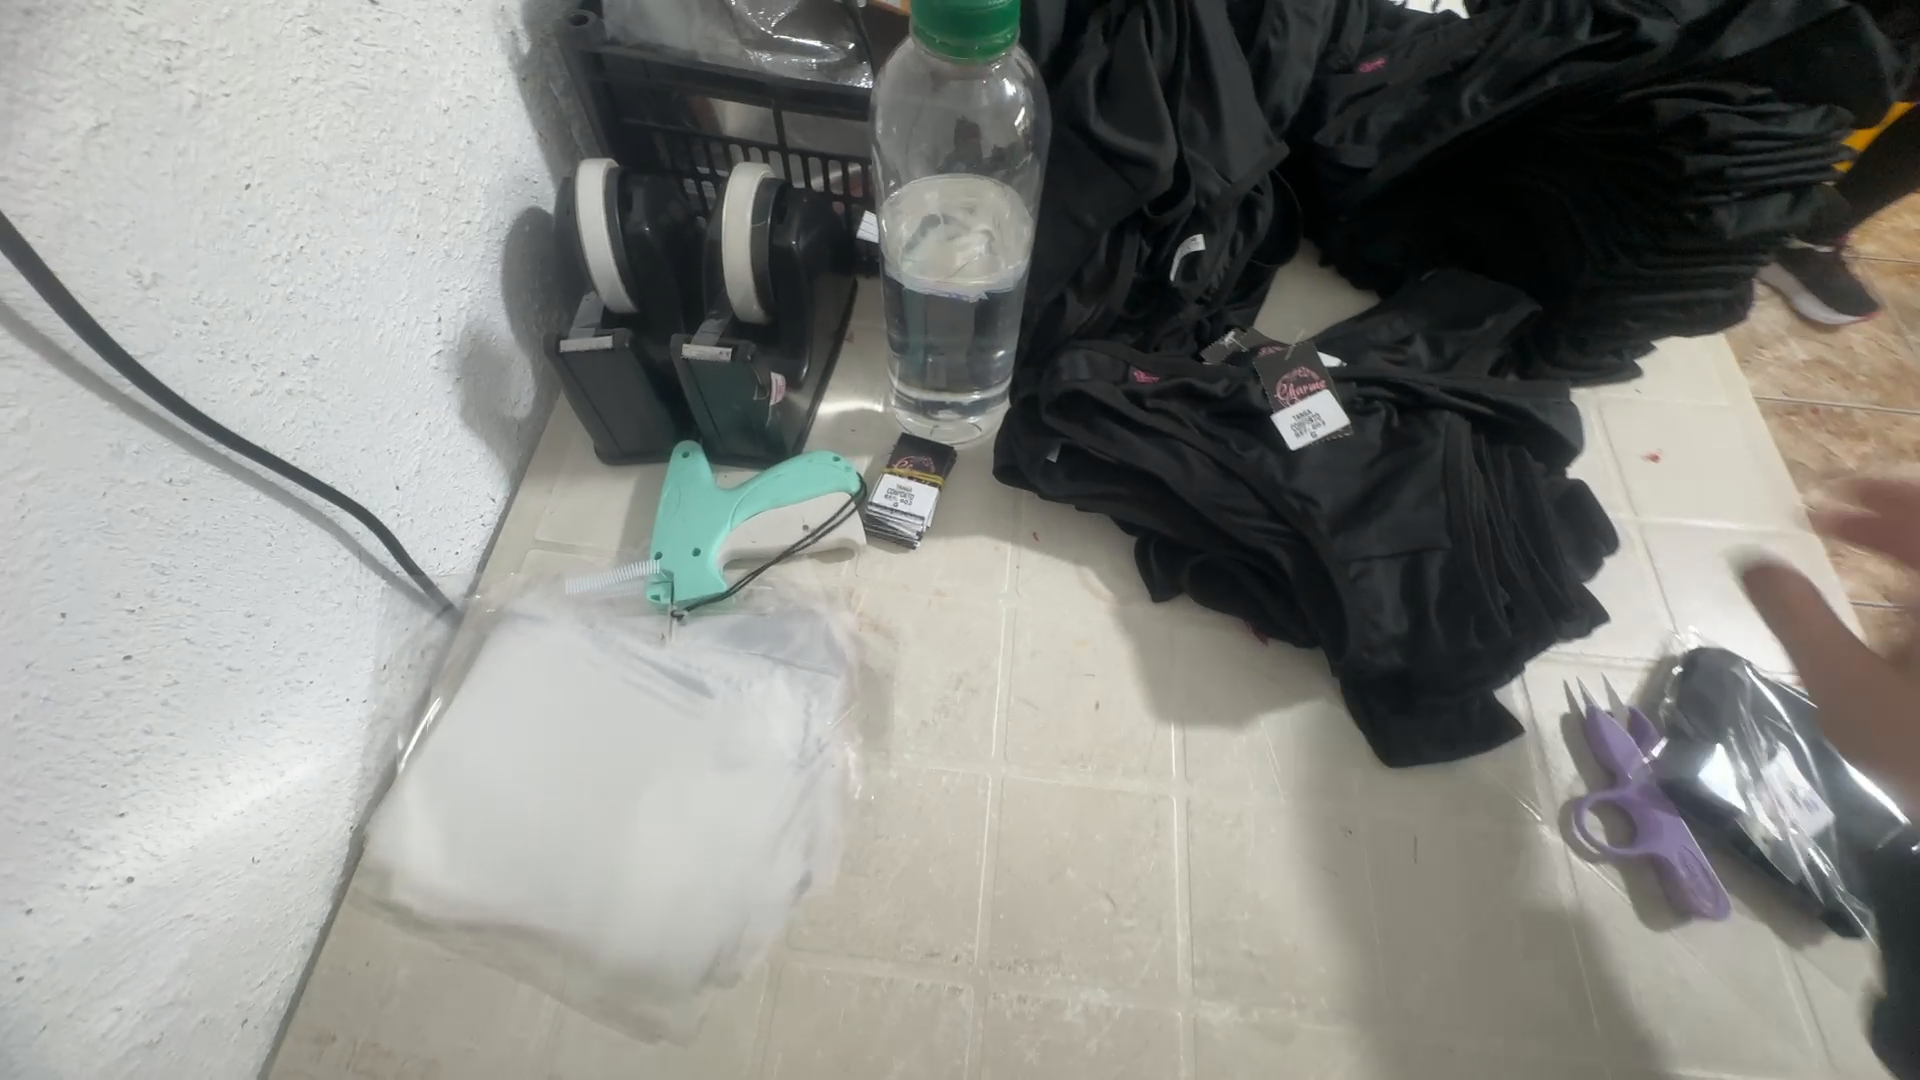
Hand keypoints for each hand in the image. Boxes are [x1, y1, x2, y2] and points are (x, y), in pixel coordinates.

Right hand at [1741, 475, 1919, 811]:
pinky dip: (1915, 578)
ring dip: (1909, 545)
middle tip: (1837, 512)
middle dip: (1896, 517)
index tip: (1825, 495)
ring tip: (1866, 538)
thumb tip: (1750, 560)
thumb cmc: (1913, 744)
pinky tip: (1897, 588)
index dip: (1880, 502)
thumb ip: (1795, 616)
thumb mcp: (1840, 683)